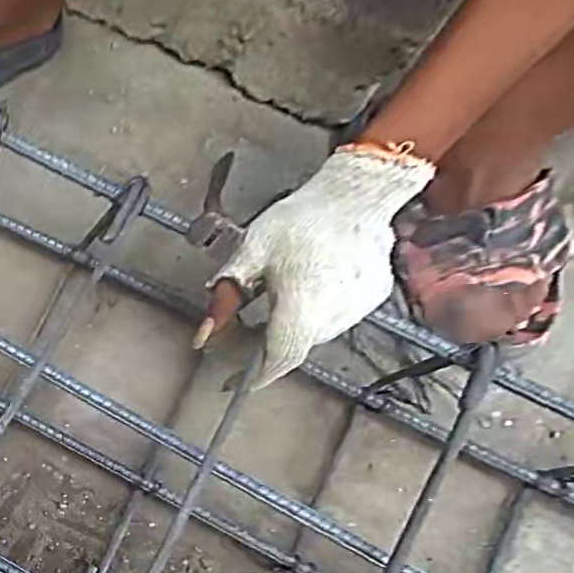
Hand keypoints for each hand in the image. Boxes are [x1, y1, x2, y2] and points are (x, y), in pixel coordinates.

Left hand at [198, 146, 435, 386]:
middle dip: (257, 348)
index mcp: (303, 306)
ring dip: (281, 332)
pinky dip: (307, 318)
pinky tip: (298, 294)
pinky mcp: (371, 298)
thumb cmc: (300, 220)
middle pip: (289, 349)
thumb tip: (201, 337)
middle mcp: (335, 313)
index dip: (252, 376)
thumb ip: (224, 300)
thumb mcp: (248, 256)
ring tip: (266, 305)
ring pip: (310, 338)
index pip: (277, 359)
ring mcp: (357, 307)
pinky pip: (331, 321)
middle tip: (234, 333)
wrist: (357, 190)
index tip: (232, 382)